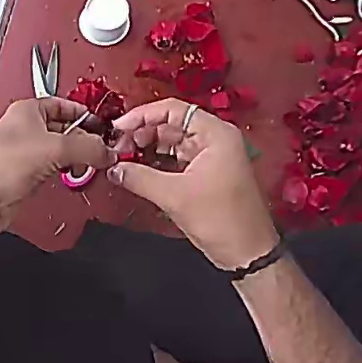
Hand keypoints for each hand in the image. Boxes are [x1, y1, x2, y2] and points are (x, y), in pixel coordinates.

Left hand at [0, 97, 113, 228]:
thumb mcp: (55, 148)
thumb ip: (87, 146)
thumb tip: (106, 150)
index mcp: (27, 110)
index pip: (62, 104)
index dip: (82, 112)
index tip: (100, 124)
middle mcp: (24, 129)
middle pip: (63, 127)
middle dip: (83, 137)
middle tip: (100, 147)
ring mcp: (24, 152)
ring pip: (59, 149)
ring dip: (76, 155)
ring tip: (90, 161)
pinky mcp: (25, 174)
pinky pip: (53, 167)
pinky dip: (66, 169)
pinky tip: (73, 174)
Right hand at [107, 99, 279, 269]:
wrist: (247, 252)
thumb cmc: (221, 219)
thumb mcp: (175, 196)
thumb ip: (140, 178)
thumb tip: (113, 168)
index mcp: (215, 134)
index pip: (173, 110)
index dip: (142, 115)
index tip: (118, 128)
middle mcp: (214, 138)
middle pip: (171, 124)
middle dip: (142, 133)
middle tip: (116, 147)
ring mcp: (210, 155)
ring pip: (171, 141)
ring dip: (147, 148)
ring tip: (122, 158)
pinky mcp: (205, 172)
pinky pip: (176, 158)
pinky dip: (156, 162)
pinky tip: (137, 169)